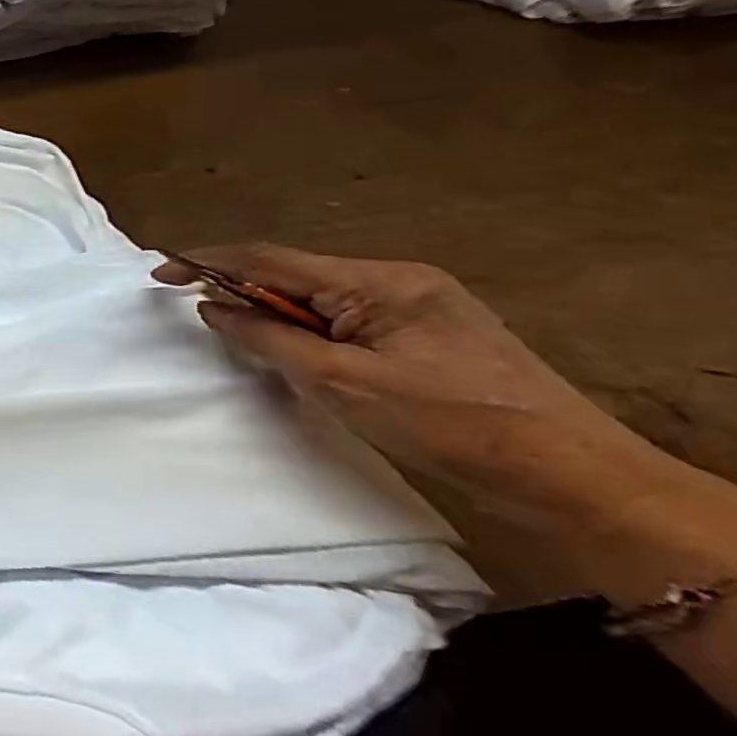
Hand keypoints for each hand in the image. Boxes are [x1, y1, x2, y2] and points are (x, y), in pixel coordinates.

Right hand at [155, 244, 663, 522]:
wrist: (575, 476)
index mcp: (377, 282)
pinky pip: (346, 316)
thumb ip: (269, 339)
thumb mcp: (343, 384)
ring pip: (319, 296)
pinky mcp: (428, 330)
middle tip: (198, 311)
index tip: (161, 271)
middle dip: (241, 288)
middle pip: (294, 273)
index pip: (271, 260)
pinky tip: (301, 351)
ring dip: (275, 311)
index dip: (209, 261)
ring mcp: (417, 301)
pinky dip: (308, 328)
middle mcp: (395, 278)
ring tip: (246, 337)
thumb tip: (212, 307)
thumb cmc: (450, 425)